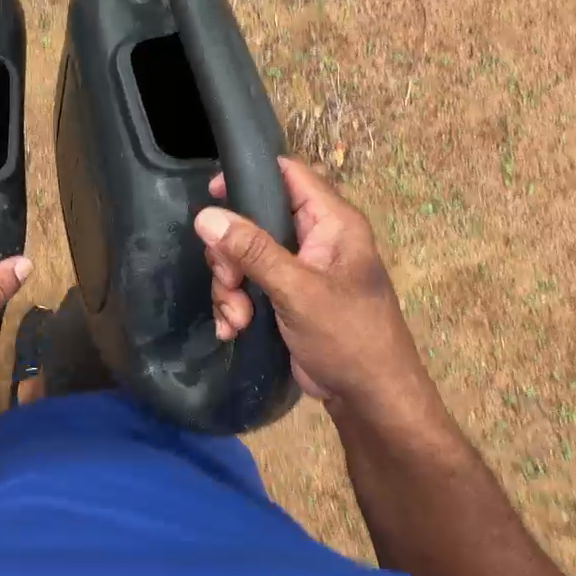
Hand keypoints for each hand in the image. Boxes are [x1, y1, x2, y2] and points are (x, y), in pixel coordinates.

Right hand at [192, 157, 437, 422]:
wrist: (370, 399)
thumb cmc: (349, 338)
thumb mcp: (298, 290)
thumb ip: (252, 251)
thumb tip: (205, 216)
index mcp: (332, 223)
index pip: (288, 176)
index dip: (250, 177)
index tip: (213, 193)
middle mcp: (314, 239)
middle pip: (253, 222)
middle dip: (230, 255)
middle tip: (228, 281)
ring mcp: (298, 269)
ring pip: (242, 257)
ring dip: (229, 287)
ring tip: (237, 318)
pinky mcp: (284, 297)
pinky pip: (246, 286)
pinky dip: (234, 305)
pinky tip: (233, 329)